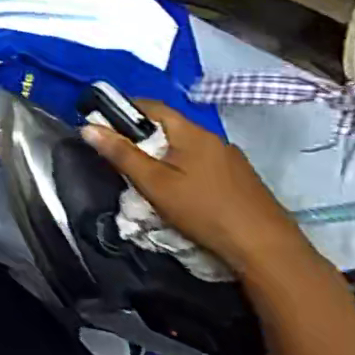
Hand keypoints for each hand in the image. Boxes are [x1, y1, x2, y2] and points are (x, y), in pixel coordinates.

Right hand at [79, 100, 314, 276]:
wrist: (266, 248)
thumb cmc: (203, 210)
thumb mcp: (154, 184)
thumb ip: (121, 154)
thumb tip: (88, 127)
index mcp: (192, 133)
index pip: (152, 106)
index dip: (124, 108)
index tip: (101, 121)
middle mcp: (213, 138)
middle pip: (169, 126)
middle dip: (141, 134)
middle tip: (118, 154)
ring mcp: (231, 159)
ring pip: (186, 146)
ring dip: (163, 153)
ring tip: (145, 174)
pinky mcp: (240, 179)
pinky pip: (202, 162)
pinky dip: (182, 167)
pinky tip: (179, 189)